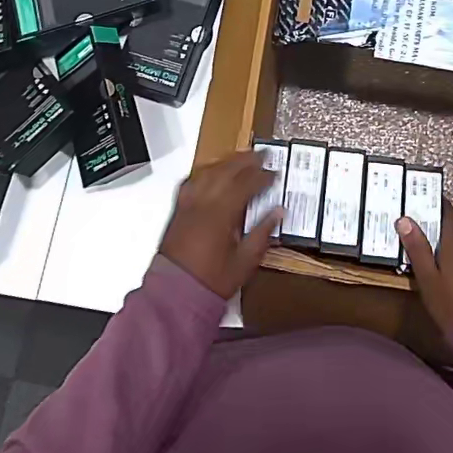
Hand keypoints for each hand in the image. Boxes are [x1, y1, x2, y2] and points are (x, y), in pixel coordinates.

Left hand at [159, 151, 281, 299]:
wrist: (175, 296)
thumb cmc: (210, 282)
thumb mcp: (246, 261)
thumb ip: (262, 233)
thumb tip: (278, 213)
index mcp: (220, 215)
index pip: (245, 184)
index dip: (262, 177)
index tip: (274, 174)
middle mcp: (201, 205)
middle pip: (225, 171)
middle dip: (245, 161)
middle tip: (261, 156)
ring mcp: (187, 206)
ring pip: (206, 172)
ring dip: (225, 161)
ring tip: (239, 158)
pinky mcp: (177, 211)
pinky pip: (190, 182)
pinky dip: (203, 172)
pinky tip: (210, 172)